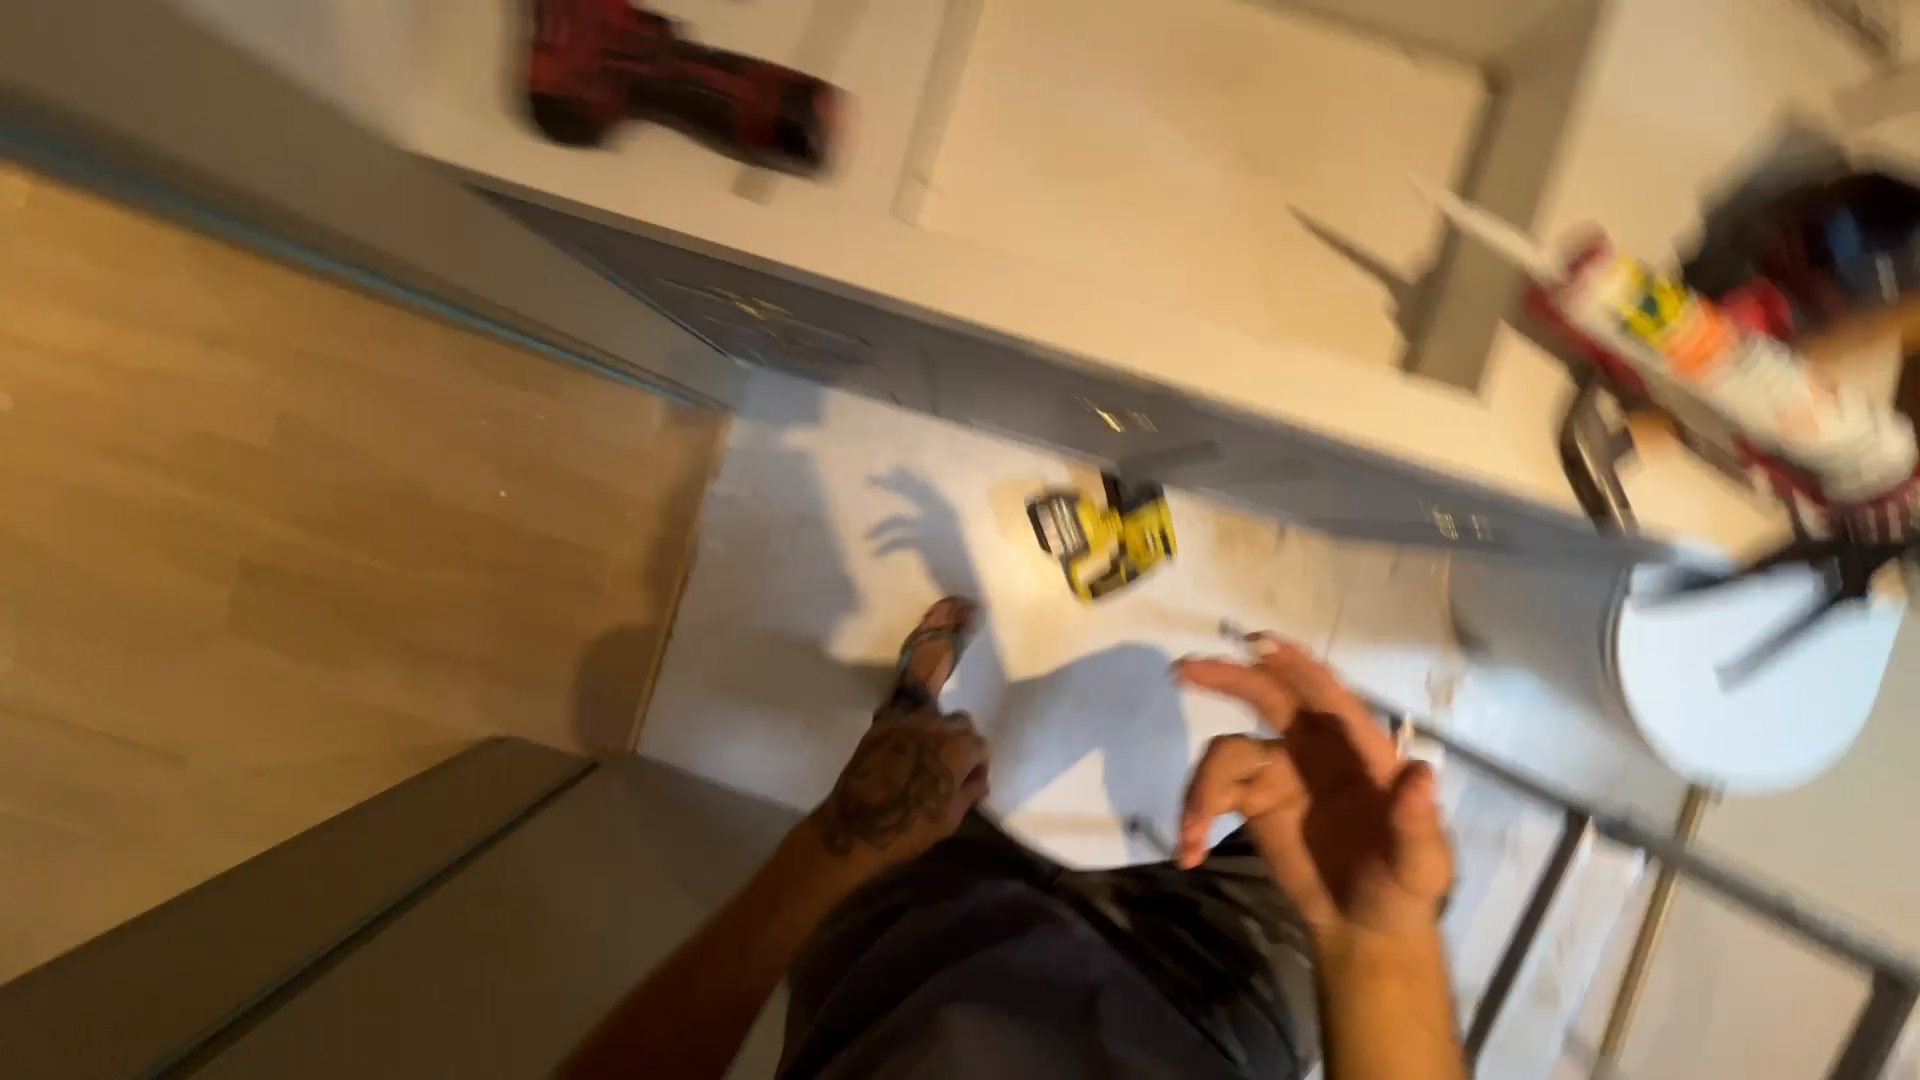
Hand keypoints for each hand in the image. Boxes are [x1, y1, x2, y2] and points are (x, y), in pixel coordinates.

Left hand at [808, 702, 990, 874]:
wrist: (858, 826)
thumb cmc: (912, 827)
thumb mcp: (951, 818)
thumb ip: (970, 793)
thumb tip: (980, 782)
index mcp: (961, 748)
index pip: (982, 745)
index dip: (979, 765)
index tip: (970, 781)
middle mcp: (938, 725)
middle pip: (961, 722)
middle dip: (961, 741)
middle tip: (951, 765)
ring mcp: (908, 721)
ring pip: (932, 714)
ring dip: (935, 730)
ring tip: (925, 753)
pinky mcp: (881, 724)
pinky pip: (902, 714)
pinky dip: (907, 725)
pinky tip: (901, 744)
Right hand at [1175, 639, 1450, 946]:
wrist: (1359, 926)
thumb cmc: (1400, 888)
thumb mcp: (1422, 866)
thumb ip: (1418, 825)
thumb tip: (1419, 775)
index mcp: (1357, 748)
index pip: (1325, 693)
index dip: (1293, 665)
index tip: (1257, 643)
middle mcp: (1311, 747)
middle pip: (1266, 695)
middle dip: (1227, 677)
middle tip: (1183, 672)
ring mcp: (1275, 771)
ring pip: (1226, 752)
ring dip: (1202, 788)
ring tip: (1192, 830)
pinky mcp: (1248, 800)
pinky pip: (1211, 791)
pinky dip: (1194, 815)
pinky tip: (1190, 849)